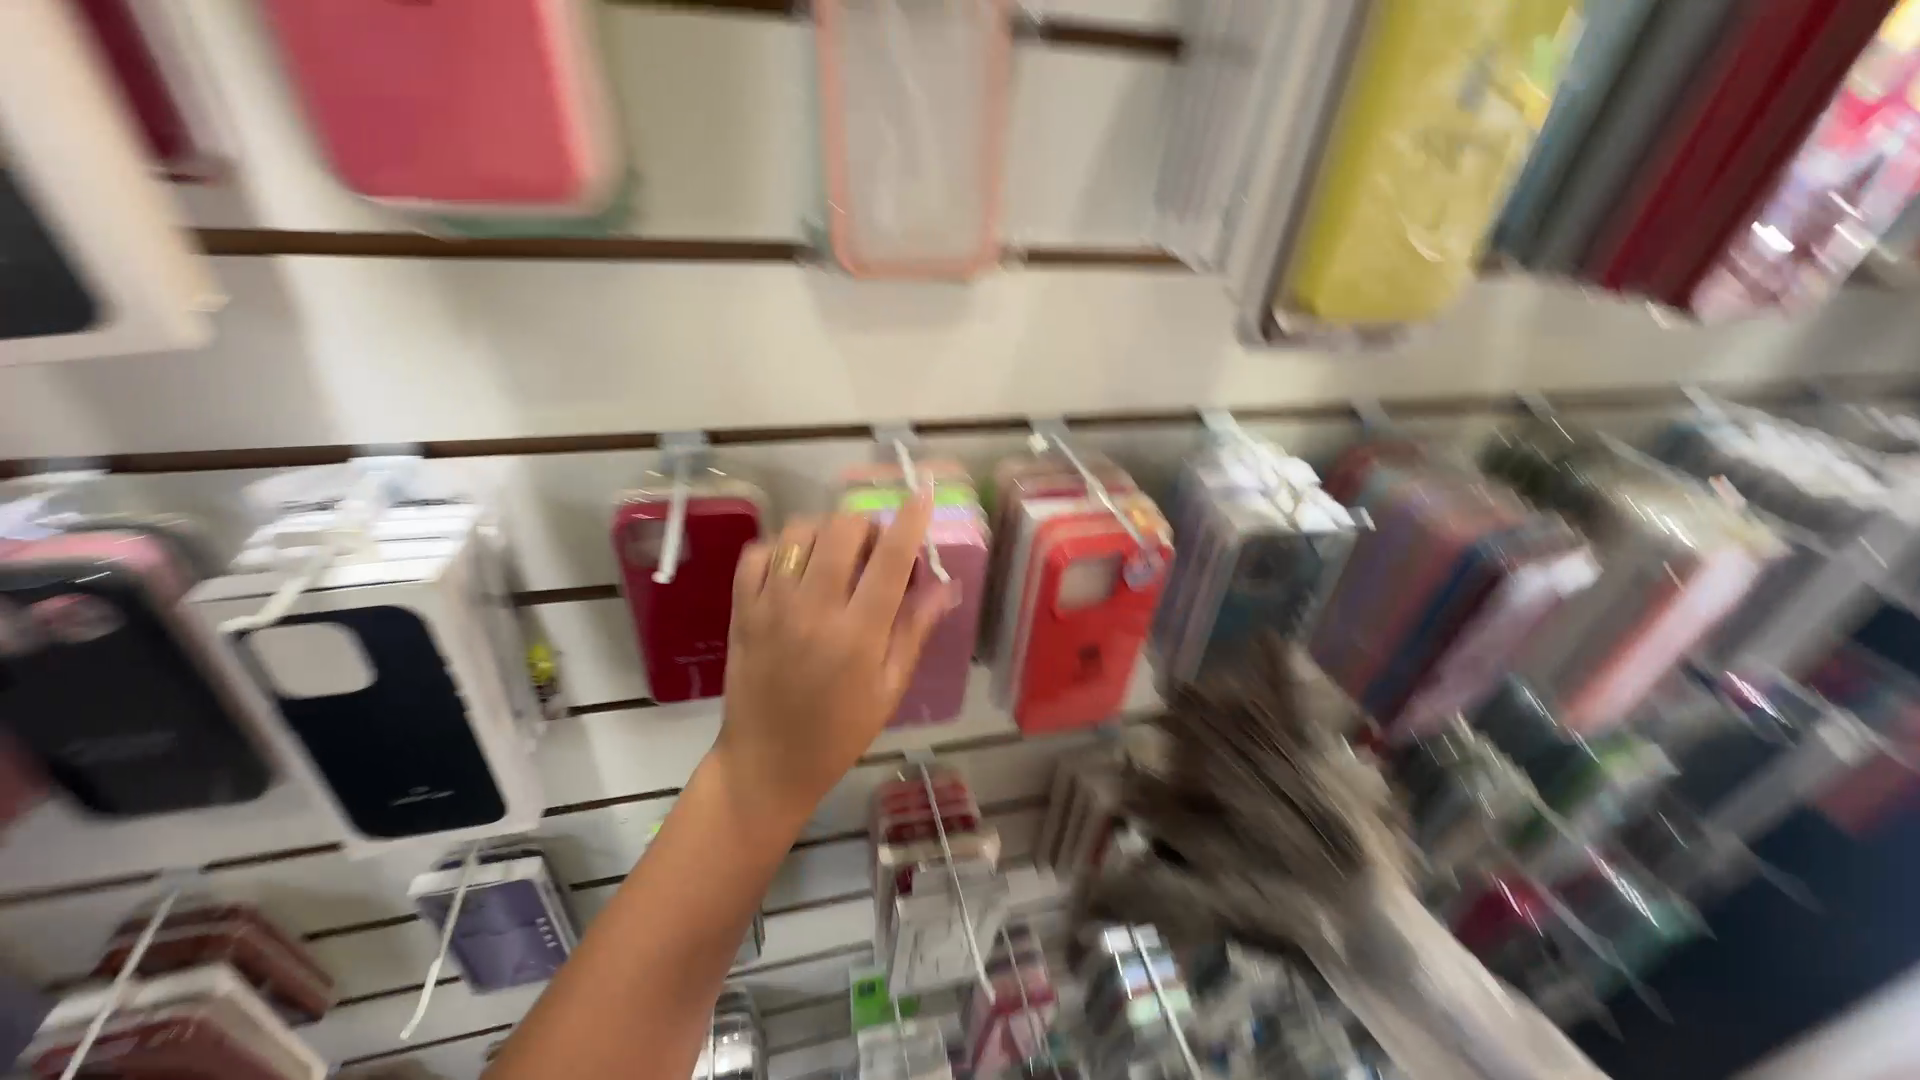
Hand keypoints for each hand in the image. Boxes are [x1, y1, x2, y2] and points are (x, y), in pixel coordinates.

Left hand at [711, 490, 954, 824]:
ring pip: (798, 533)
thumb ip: (914, 631)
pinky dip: (780, 548)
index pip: (890, 559)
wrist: (767, 763)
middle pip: (841, 531)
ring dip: (825, 531)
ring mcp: (771, 606)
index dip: (910, 520)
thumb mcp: (889, 690)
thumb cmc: (839, 733)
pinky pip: (758, 553)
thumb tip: (947, 586)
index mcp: (858, 634)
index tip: (922, 495)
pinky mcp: (741, 610)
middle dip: (866, 526)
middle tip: (874, 550)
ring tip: (835, 555)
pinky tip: (795, 568)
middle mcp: (813, 610)